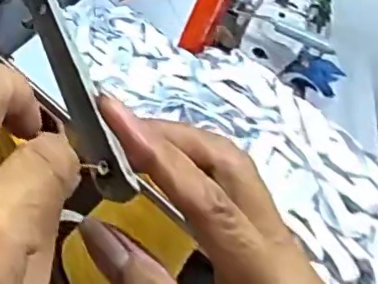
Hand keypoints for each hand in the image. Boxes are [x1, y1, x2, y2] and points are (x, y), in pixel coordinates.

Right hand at [79, 95, 320, 283]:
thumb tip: (94, 229)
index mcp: (269, 273)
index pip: (208, 197)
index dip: (156, 151)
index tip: (109, 110)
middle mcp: (281, 251)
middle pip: (228, 163)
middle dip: (169, 135)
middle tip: (116, 128)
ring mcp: (282, 253)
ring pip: (231, 173)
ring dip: (179, 150)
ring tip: (131, 145)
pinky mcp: (273, 261)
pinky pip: (229, 195)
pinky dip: (190, 175)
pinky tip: (161, 187)